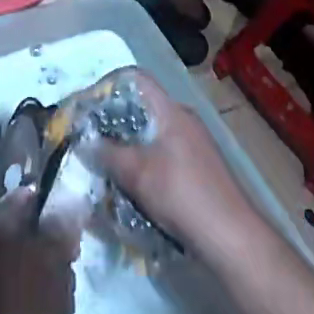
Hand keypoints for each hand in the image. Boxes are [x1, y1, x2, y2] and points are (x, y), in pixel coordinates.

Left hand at [0, 186, 78, 313]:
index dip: (56, 200)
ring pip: (36, 255)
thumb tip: (75, 197)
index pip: (29, 194)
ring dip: (56, 267)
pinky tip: (55, 301)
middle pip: (35, 227)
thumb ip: (62, 218)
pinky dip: (45, 287)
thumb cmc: (28, 298)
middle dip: (59, 241)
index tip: (76, 218)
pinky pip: (29, 280)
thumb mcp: (52, 251)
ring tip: (64, 285)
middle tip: (71, 258)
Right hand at [86, 69, 258, 251]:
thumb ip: (108, 153)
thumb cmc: (181, 193)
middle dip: (115, 123)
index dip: (110, 86)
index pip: (138, 80)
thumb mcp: (137, 173)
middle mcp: (184, 119)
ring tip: (108, 167)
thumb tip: (84, 140)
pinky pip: (164, 153)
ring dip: (129, 147)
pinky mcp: (199, 165)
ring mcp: (194, 142)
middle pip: (143, 108)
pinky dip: (146, 163)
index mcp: (171, 110)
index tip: (88, 106)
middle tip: (92, 141)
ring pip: (153, 134)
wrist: (230, 234)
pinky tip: (134, 186)